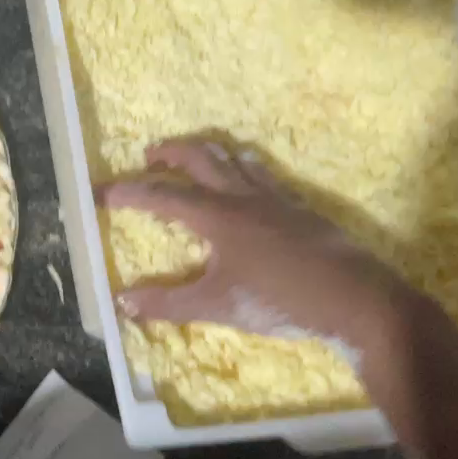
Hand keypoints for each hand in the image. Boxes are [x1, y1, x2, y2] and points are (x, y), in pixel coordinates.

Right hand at [96, 138, 431, 371]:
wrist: (356, 299)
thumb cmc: (280, 300)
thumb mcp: (216, 306)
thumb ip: (167, 303)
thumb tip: (122, 302)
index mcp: (216, 215)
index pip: (161, 196)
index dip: (127, 192)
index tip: (101, 192)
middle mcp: (242, 196)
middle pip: (200, 157)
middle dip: (170, 153)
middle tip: (149, 156)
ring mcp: (275, 198)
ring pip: (236, 158)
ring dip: (208, 152)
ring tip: (194, 158)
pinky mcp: (299, 208)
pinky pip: (263, 174)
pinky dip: (242, 169)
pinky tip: (247, 186)